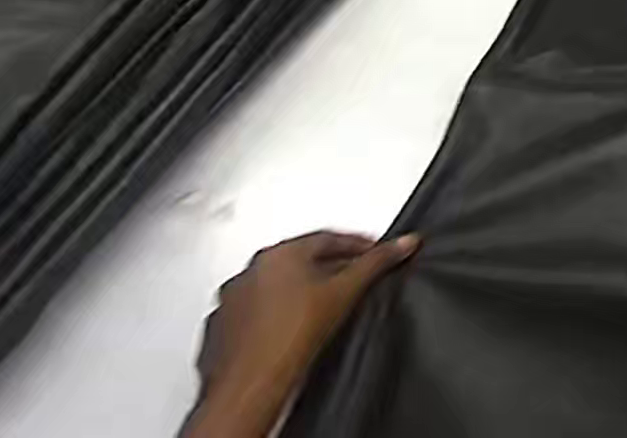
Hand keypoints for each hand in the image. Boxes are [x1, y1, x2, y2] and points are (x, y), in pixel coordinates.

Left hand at [185, 232, 418, 437]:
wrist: (250, 388)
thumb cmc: (290, 337)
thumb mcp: (348, 289)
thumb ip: (379, 261)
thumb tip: (407, 242)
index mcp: (277, 254)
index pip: (328, 238)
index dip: (358, 245)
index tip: (373, 253)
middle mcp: (248, 273)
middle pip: (302, 261)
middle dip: (331, 267)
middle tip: (354, 278)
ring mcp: (230, 303)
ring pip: (277, 287)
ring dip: (302, 291)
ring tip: (327, 305)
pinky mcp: (219, 332)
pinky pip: (257, 313)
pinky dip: (278, 314)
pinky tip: (295, 329)